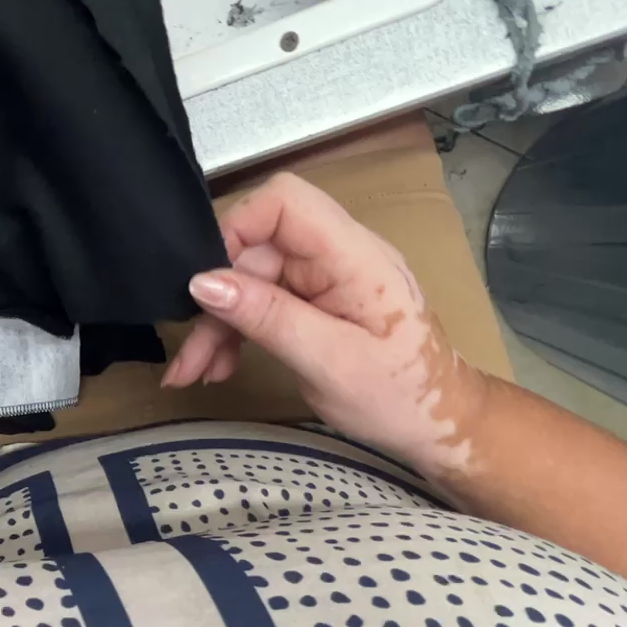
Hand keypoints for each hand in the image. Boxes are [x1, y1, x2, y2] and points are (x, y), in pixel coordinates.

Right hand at [164, 173, 492, 478]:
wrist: (436, 424)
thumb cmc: (399, 397)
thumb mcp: (328, 363)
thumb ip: (267, 317)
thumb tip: (202, 282)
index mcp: (353, 257)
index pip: (284, 202)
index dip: (236, 227)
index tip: (203, 281)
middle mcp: (336, 256)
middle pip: (256, 250)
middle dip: (216, 300)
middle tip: (190, 355)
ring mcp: (322, 279)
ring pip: (249, 281)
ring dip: (217, 326)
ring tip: (194, 372)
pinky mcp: (312, 301)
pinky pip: (259, 304)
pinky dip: (234, 334)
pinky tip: (216, 367)